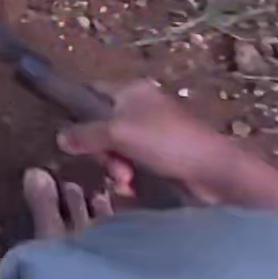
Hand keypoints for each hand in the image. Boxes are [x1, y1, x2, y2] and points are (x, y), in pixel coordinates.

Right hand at [56, 80, 238, 199]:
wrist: (218, 174)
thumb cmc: (166, 142)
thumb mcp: (118, 133)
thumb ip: (85, 134)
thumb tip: (60, 138)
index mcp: (131, 90)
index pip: (92, 91)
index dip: (79, 109)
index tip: (73, 133)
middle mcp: (141, 107)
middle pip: (102, 124)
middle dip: (103, 149)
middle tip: (112, 165)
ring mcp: (153, 132)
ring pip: (117, 147)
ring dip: (116, 166)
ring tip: (127, 180)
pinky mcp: (163, 156)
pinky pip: (134, 162)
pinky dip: (131, 175)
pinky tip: (134, 188)